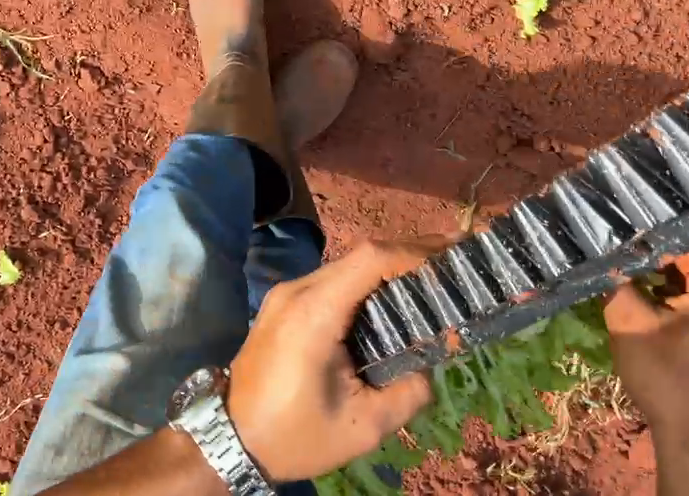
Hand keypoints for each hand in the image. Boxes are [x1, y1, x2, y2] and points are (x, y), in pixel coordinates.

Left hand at [225, 238, 449, 482]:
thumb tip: (431, 365)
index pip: (368, 260)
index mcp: (314, 311)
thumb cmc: (296, 434)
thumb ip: (408, 393)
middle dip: (408, 253)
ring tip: (433, 273)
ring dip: (387, 267)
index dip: (412, 252)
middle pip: (359, 256)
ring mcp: (287, 292)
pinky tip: (392, 295)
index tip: (451, 255)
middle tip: (455, 255)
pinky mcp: (285, 302)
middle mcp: (298, 289)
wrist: (233, 436)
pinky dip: (366, 282)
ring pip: (346, 266)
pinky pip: (332, 281)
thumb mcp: (363, 426)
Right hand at [605, 248, 688, 490]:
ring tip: (620, 268)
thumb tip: (601, 253)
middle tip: (611, 244)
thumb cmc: (668, 381)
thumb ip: (617, 281)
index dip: (649, 232)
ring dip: (659, 281)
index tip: (615, 220)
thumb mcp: (630, 323)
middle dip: (651, 257)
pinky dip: (672, 302)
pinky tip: (641, 301)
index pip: (688, 245)